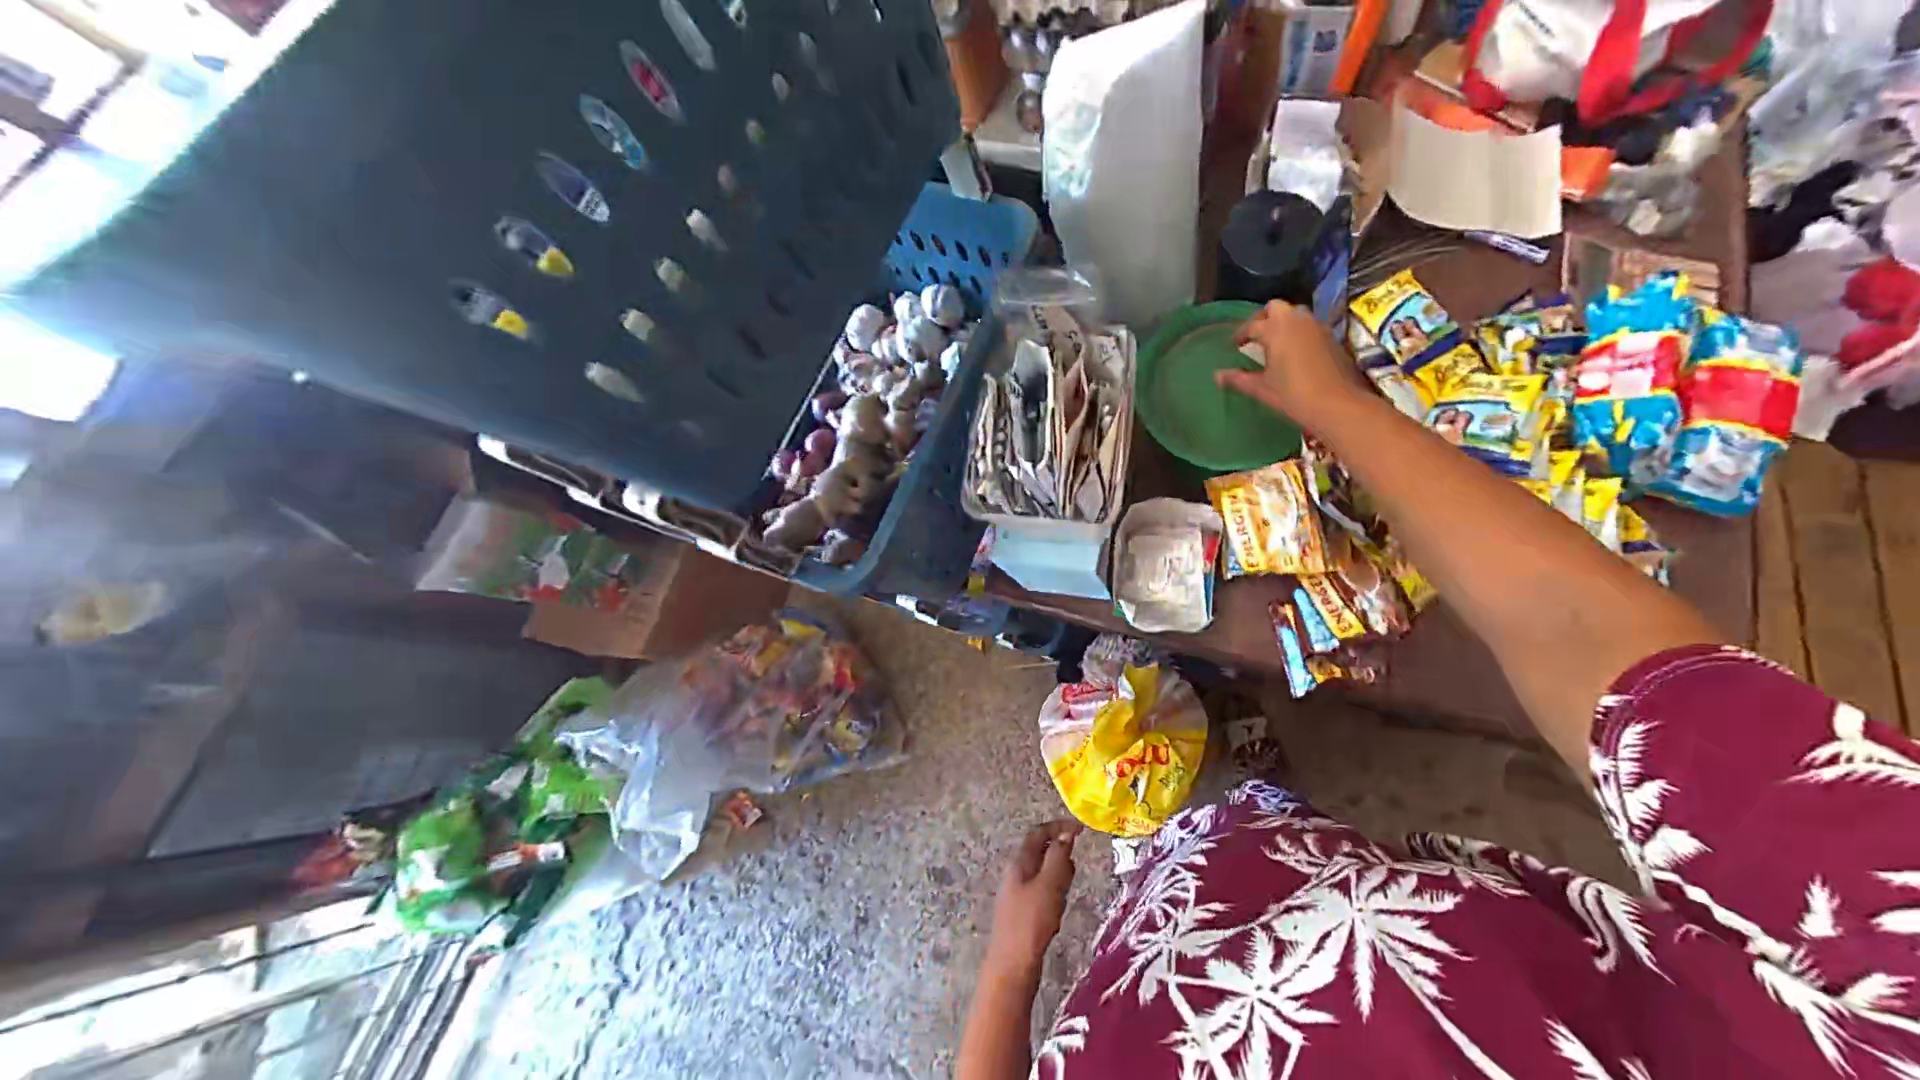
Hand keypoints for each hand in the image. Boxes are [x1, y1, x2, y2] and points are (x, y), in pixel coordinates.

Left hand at [985, 820, 1080, 976]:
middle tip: (1074, 869)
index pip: (1038, 833)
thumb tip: (1065, 834)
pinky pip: (1043, 893)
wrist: (1012, 967)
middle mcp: (1016, 874)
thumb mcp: (1049, 885)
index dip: (1059, 827)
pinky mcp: (1022, 913)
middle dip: (1061, 855)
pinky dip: (1055, 895)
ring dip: (1059, 877)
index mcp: (1019, 862)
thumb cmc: (1031, 922)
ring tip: (1065, 895)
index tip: (1081, 828)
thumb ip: (1058, 857)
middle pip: (1041, 852)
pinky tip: (1057, 914)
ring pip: (1043, 874)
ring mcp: (1017, 894)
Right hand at [1217, 301, 1365, 430]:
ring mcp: (1316, 327)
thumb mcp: (1261, 388)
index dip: (1240, 335)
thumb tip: (1217, 375)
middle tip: (1255, 338)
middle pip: (1275, 308)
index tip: (1235, 346)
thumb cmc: (1293, 395)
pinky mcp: (1331, 337)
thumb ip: (1238, 379)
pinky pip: (1309, 326)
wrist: (1336, 404)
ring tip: (1274, 343)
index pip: (1252, 325)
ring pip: (1295, 314)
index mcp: (1275, 329)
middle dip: (1262, 319)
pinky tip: (1294, 352)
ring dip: (1283, 323)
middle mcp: (1296, 320)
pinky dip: (1298, 332)